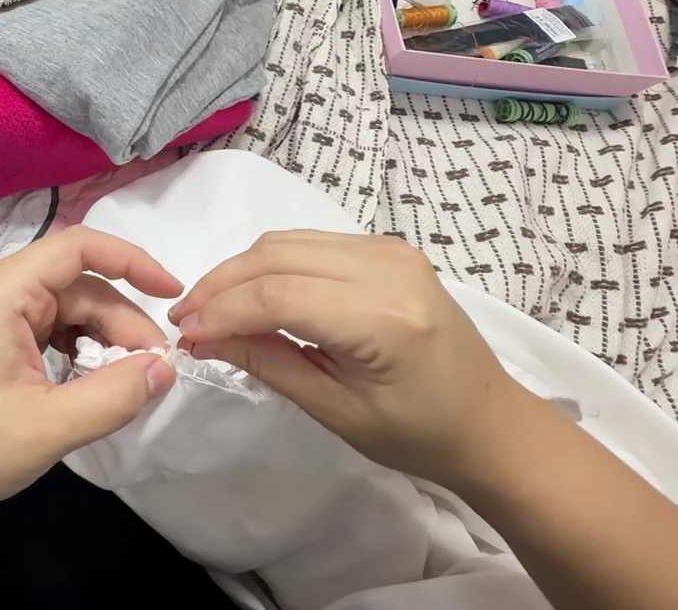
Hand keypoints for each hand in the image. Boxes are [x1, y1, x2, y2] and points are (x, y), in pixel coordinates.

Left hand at [0, 226, 180, 521]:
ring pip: (65, 310)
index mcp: (3, 290)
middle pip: (77, 286)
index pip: (79, 247)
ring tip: (129, 380)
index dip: (133, 260)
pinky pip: (46, 330)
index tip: (172, 293)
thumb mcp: (47, 427)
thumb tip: (165, 366)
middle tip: (157, 370)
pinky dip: (76, 351)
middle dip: (121, 322)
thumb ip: (114, 396)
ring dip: (101, 339)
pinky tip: (91, 383)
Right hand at [168, 230, 533, 486]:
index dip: (223, 310)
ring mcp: (388, 249)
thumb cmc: (419, 434)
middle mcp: (388, 267)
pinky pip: (306, 242)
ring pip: (284, 242)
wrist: (492, 424)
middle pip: (275, 257)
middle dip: (221, 284)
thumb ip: (266, 362)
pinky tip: (251, 292)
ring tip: (211, 307)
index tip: (185, 333)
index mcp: (385, 318)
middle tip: (187, 318)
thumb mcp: (336, 410)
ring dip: (239, 270)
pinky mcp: (385, 245)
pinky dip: (267, 263)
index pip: (279, 295)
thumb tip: (201, 337)